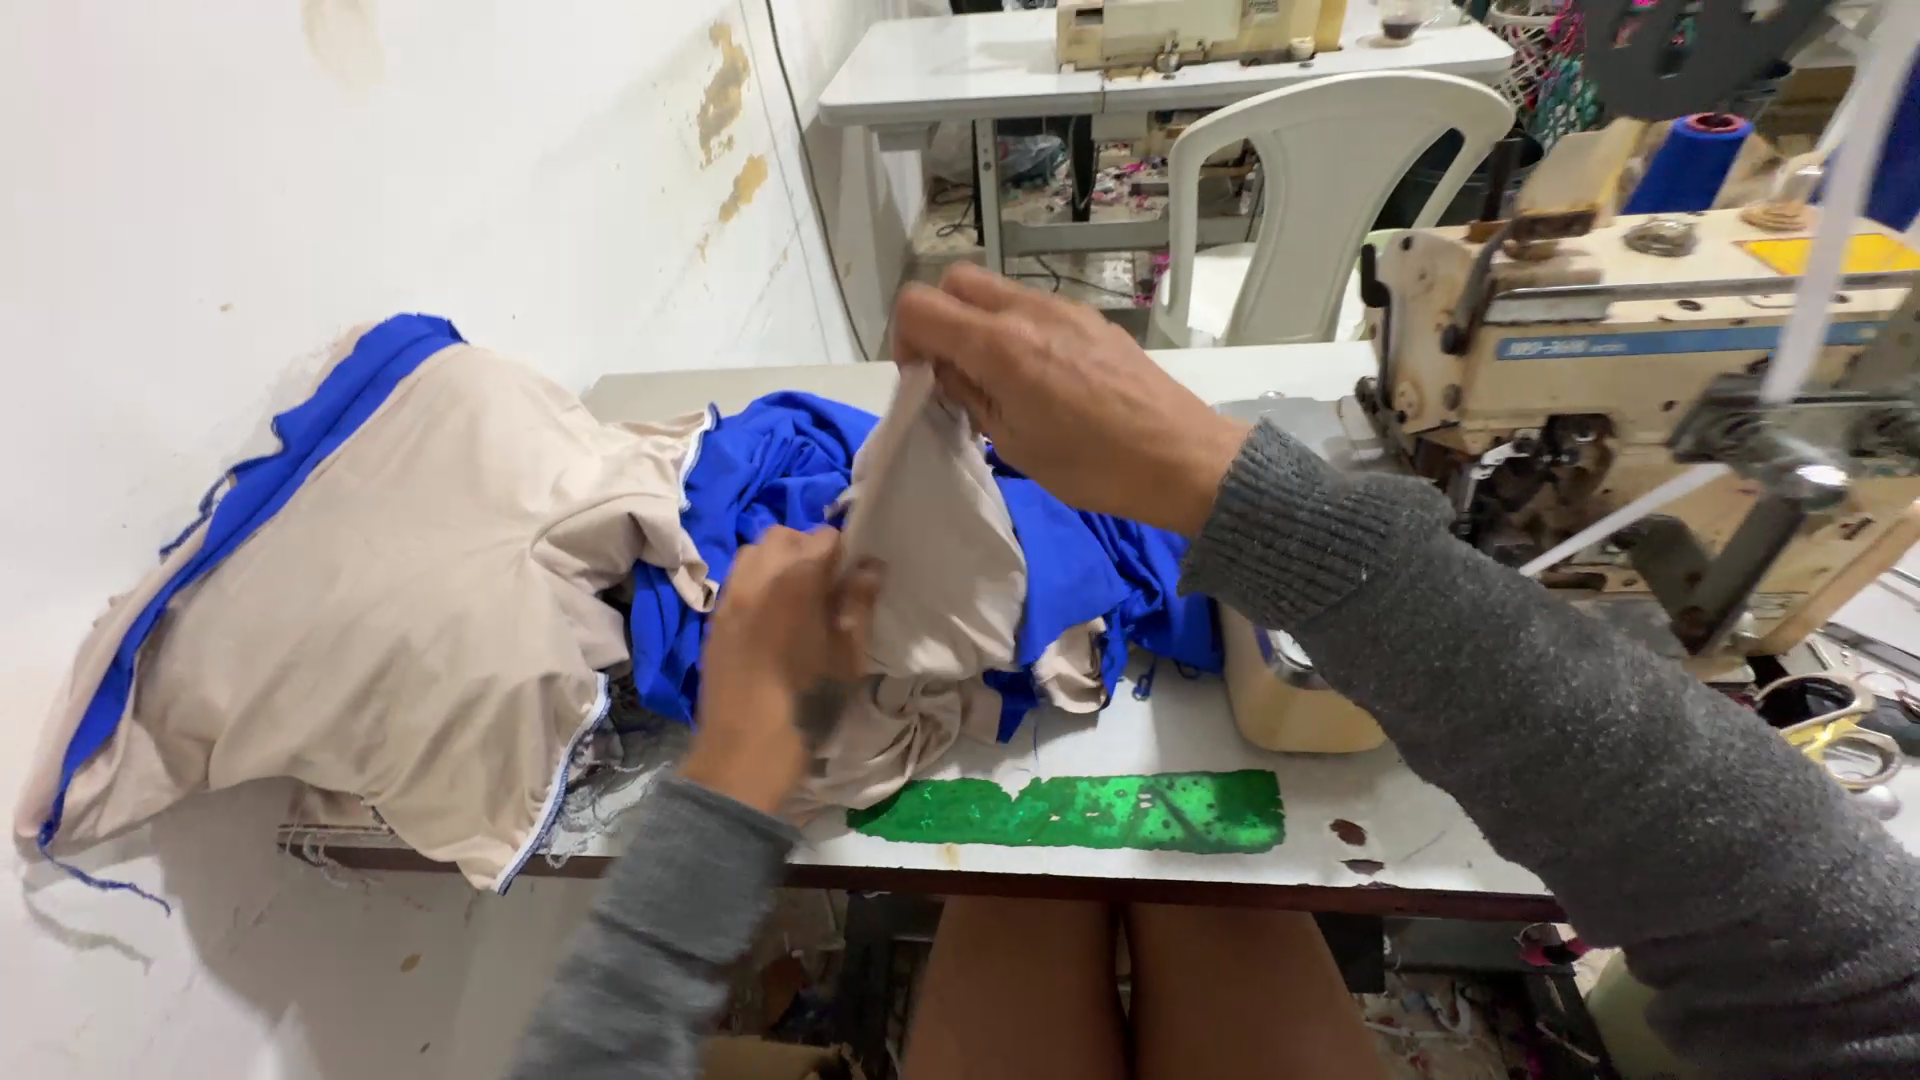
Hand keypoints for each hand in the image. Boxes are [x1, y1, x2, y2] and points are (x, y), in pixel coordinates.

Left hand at [680, 526, 883, 813]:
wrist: (745, 750)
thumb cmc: (808, 703)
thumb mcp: (848, 656)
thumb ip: (859, 602)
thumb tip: (870, 564)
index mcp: (794, 582)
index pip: (825, 538)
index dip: (846, 551)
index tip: (857, 575)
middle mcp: (756, 579)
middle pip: (784, 536)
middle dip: (809, 548)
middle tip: (830, 582)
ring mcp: (730, 598)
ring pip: (754, 552)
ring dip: (779, 560)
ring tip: (799, 595)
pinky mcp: (715, 620)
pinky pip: (737, 579)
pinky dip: (758, 581)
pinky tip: (773, 615)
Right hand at [891, 262, 1249, 535]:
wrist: (1179, 457)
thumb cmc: (1091, 465)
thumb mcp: (1013, 443)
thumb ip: (968, 396)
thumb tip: (944, 372)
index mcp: (1000, 345)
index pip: (918, 305)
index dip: (904, 340)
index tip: (922, 380)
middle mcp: (1028, 310)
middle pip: (954, 280)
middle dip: (938, 319)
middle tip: (952, 371)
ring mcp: (1065, 308)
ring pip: (996, 290)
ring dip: (977, 323)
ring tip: (996, 379)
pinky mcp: (1092, 319)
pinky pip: (1034, 307)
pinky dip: (1014, 329)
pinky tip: (1037, 377)